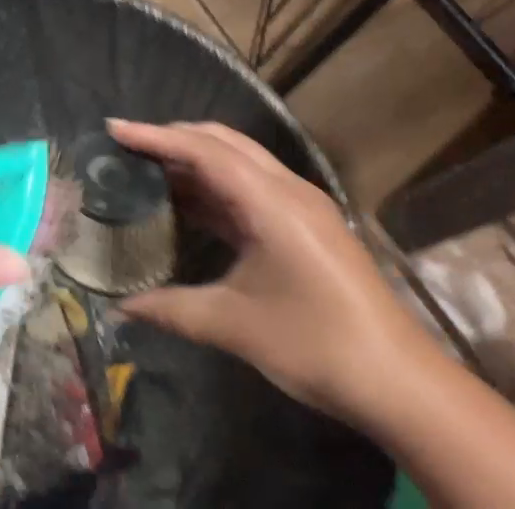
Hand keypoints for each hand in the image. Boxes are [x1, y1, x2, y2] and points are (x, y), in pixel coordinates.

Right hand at [108, 119, 431, 418]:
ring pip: (240, 163)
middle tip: (126, 148)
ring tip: (146, 170)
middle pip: (224, 143)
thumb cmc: (315, 345)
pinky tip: (187, 205)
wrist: (401, 384)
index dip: (155, 137)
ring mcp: (303, 208)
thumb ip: (169, 308)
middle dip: (174, 138)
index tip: (113, 130)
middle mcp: (290, 191)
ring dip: (195, 161)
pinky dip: (215, 186)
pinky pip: (252, 188)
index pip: (204, 151)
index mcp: (273, 203)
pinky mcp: (308, 228)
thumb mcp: (232, 325)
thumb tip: (118, 307)